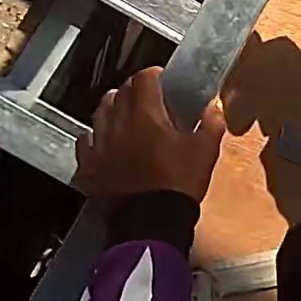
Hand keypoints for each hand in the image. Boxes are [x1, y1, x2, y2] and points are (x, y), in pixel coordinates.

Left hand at [73, 66, 226, 202]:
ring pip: (101, 112)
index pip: (143, 77)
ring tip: (127, 120)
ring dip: (114, 110)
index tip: (163, 82)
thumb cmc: (178, 184)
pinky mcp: (88, 166)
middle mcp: (117, 122)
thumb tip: (214, 106)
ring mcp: (99, 144)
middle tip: (149, 102)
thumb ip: (210, 124)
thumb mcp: (204, 152)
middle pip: (121, 91)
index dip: (154, 76)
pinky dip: (96, 139)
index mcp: (145, 113)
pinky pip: (86, 141)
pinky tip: (107, 145)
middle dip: (135, 91)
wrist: (150, 224)